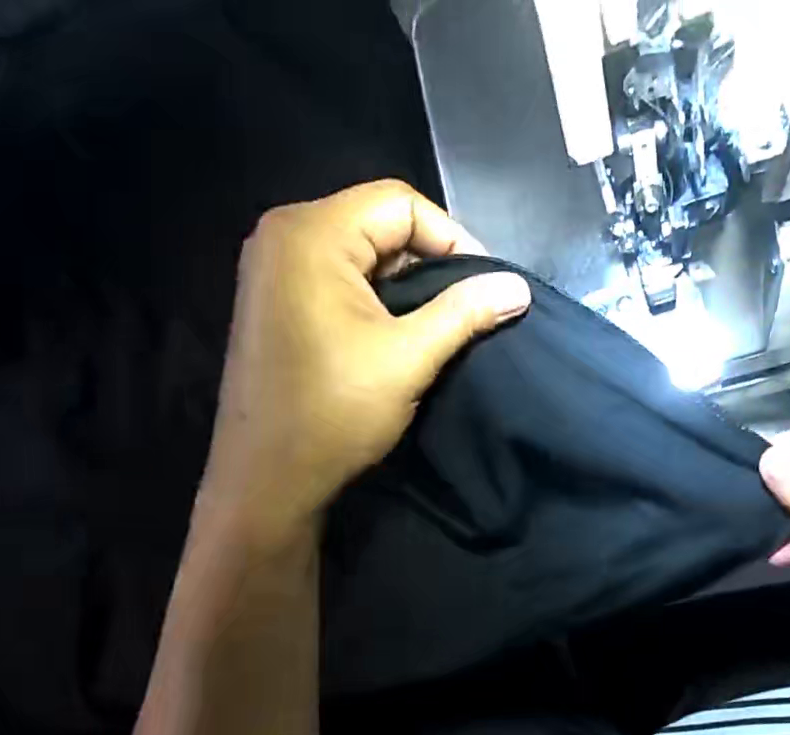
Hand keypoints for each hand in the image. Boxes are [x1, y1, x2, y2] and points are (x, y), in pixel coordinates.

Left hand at [202, 180, 531, 540]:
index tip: (486, 288)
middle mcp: (284, 235)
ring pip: (363, 251)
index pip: (400, 203)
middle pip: (379, 221)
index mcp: (311, 233)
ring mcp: (274, 267)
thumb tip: (519, 288)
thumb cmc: (336, 411)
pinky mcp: (277, 299)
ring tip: (444, 323)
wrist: (269, 476)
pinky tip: (402, 332)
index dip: (454, 239)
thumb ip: (466, 313)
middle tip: (471, 308)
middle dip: (434, 260)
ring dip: (410, 281)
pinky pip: (341, 275)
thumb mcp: (410, 358)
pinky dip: (380, 295)